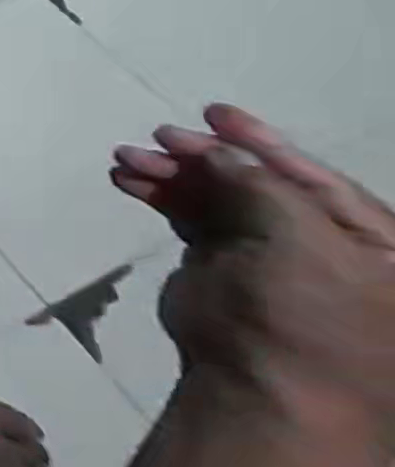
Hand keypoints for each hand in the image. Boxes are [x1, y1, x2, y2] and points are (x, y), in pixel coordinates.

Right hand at [112, 104, 394, 448]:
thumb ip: (265, 190)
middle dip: (204, 156)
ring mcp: (270, 253)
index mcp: (376, 247)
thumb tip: (221, 151)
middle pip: (258, 183)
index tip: (214, 112)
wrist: (261, 383)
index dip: (266, 144)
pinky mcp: (221, 260)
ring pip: (216, 194)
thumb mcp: (302, 247)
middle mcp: (327, 245)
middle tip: (159, 136)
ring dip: (170, 171)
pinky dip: (158, 192)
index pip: (319, 181)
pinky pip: (188, 212)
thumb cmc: (306, 317)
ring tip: (126, 158)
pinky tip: (127, 179)